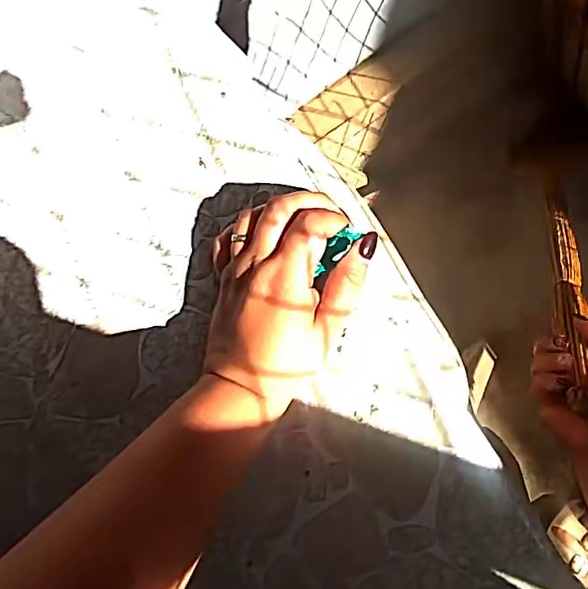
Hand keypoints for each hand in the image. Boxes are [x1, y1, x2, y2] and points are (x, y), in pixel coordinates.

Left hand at [202, 191, 375, 422]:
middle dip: (311, 200)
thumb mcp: (328, 328)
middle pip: (279, 207)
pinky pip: (230, 237)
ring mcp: (235, 270)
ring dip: (282, 207)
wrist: (240, 388)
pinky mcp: (224, 279)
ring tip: (305, 218)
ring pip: (253, 216)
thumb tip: (363, 249)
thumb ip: (347, 283)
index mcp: (284, 276)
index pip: (309, 223)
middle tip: (332, 212)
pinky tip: (266, 234)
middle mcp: (255, 266)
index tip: (348, 231)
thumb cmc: (283, 365)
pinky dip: (250, 225)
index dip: (334, 218)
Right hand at [530, 321, 587, 465]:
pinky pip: (536, 382)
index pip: (563, 337)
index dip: (562, 331)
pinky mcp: (545, 402)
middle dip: (553, 344)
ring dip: (553, 362)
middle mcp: (568, 371)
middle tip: (568, 353)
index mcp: (586, 359)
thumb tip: (580, 321)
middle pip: (543, 345)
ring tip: (571, 373)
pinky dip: (549, 381)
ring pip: (537, 360)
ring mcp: (555, 387)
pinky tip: (563, 388)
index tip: (567, 332)